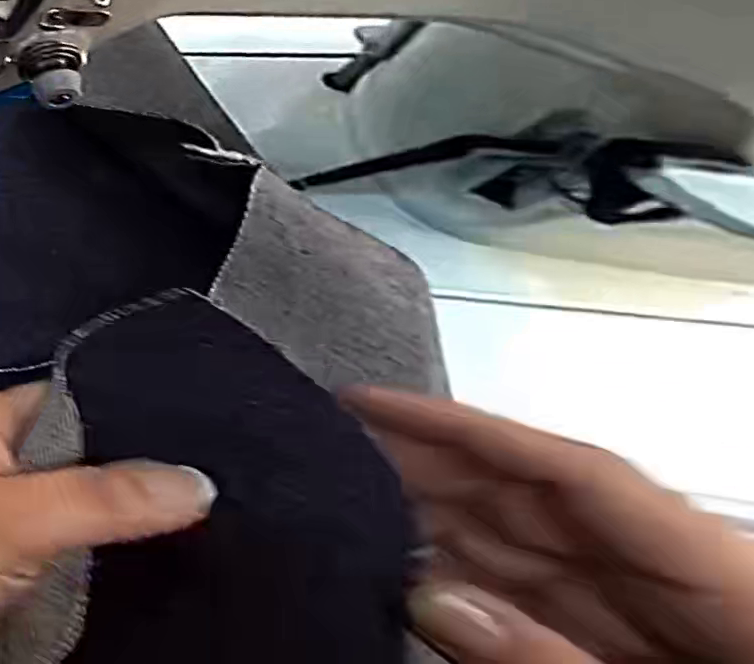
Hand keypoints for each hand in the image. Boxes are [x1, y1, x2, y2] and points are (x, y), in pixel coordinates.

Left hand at [0, 384, 214, 663]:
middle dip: (129, 443)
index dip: (132, 392)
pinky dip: (84, 542)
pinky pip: (44, 538)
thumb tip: (189, 478)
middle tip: (222, 472)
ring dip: (108, 497)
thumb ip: (96, 498)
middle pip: (67, 432)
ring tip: (195, 515)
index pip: (73, 386)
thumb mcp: (5, 525)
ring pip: (57, 484)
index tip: (204, 406)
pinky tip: (130, 567)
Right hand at [343, 385, 753, 662]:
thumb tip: (425, 597)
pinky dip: (458, 580)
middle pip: (532, 500)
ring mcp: (657, 617)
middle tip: (325, 453)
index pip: (574, 471)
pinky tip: (397, 570)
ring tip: (343, 505)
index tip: (361, 400)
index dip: (461, 425)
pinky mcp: (626, 645)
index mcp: (730, 581)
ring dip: (429, 526)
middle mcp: (683, 579)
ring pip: (518, 544)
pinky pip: (526, 593)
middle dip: (425, 473)